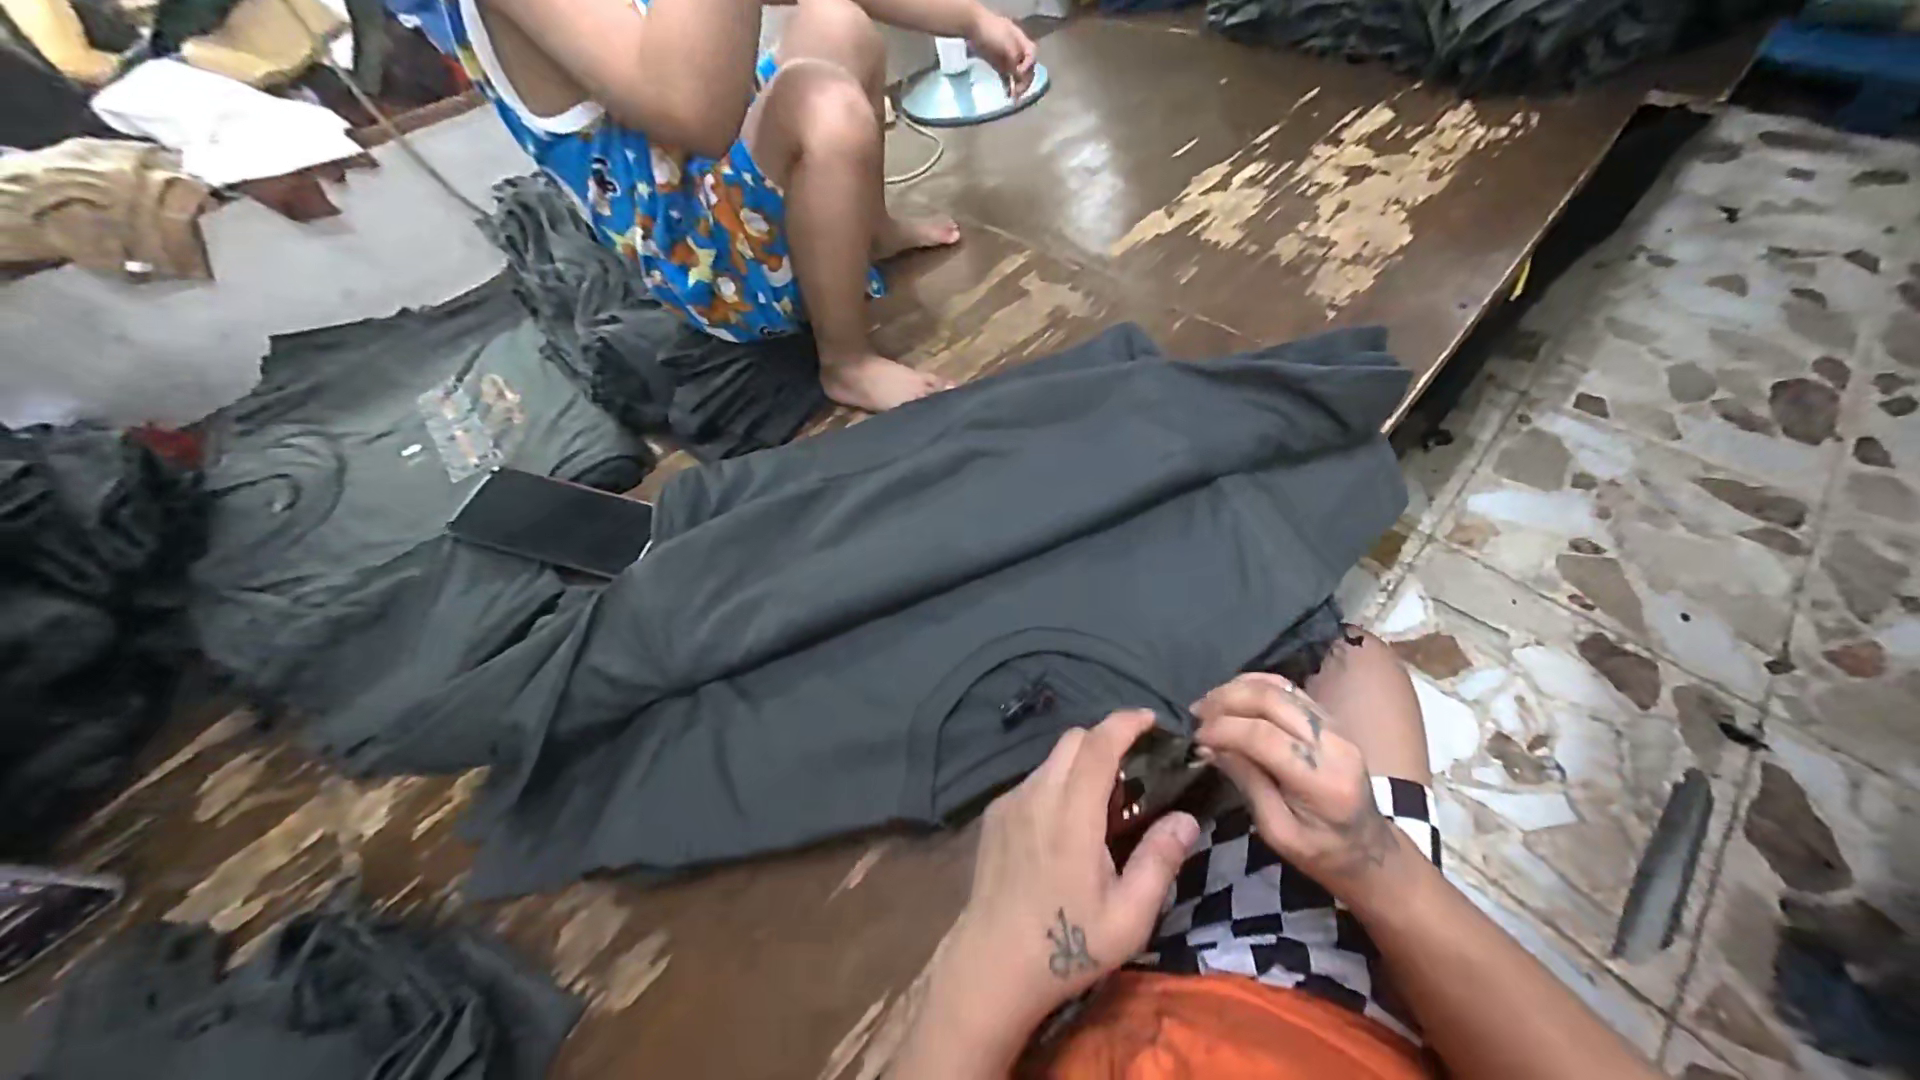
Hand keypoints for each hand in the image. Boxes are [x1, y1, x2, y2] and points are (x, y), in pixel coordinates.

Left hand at [938, 711, 1199, 1045]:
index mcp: (1072, 815)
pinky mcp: (994, 814)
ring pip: (1050, 759)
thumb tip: (1186, 818)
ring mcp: (1010, 802)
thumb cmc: (1067, 944)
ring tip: (1100, 803)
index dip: (1125, 723)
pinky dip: (1056, 783)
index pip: (1099, 745)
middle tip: (1132, 768)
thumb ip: (1159, 861)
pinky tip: (1064, 824)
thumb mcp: (1129, 917)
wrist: (992, 963)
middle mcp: (1037, 795)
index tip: (1149, 719)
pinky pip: (1032, 781)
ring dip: (1080, 763)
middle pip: (1073, 740)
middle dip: (1105, 738)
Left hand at [967, 12, 1036, 95]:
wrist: (974, 28)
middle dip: (1024, 81)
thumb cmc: (993, 32)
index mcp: (1023, 44)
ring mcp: (1009, 60)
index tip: (1019, 73)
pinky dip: (1008, 87)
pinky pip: (1007, 79)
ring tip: (1014, 98)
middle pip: (1027, 69)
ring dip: (1017, 87)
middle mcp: (1018, 53)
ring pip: (1017, 77)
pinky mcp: (1000, 67)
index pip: (1032, 58)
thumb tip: (1019, 76)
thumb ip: (1015, 61)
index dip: (1028, 67)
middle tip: (1018, 92)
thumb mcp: (1007, 44)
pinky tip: (1007, 95)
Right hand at [1193, 673, 1412, 907]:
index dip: (1223, 729)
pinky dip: (1254, 685)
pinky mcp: (1329, 720)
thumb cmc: (1321, 853)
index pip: (1263, 736)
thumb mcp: (1277, 832)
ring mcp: (1335, 727)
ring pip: (1278, 687)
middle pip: (1271, 699)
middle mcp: (1334, 744)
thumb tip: (1210, 746)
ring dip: (1235, 689)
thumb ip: (1247, 783)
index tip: (1196, 738)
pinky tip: (1232, 696)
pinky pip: (1287, 689)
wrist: (1371, 852)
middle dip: (1224, 700)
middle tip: (1196, 715)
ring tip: (1208, 705)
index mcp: (1323, 781)